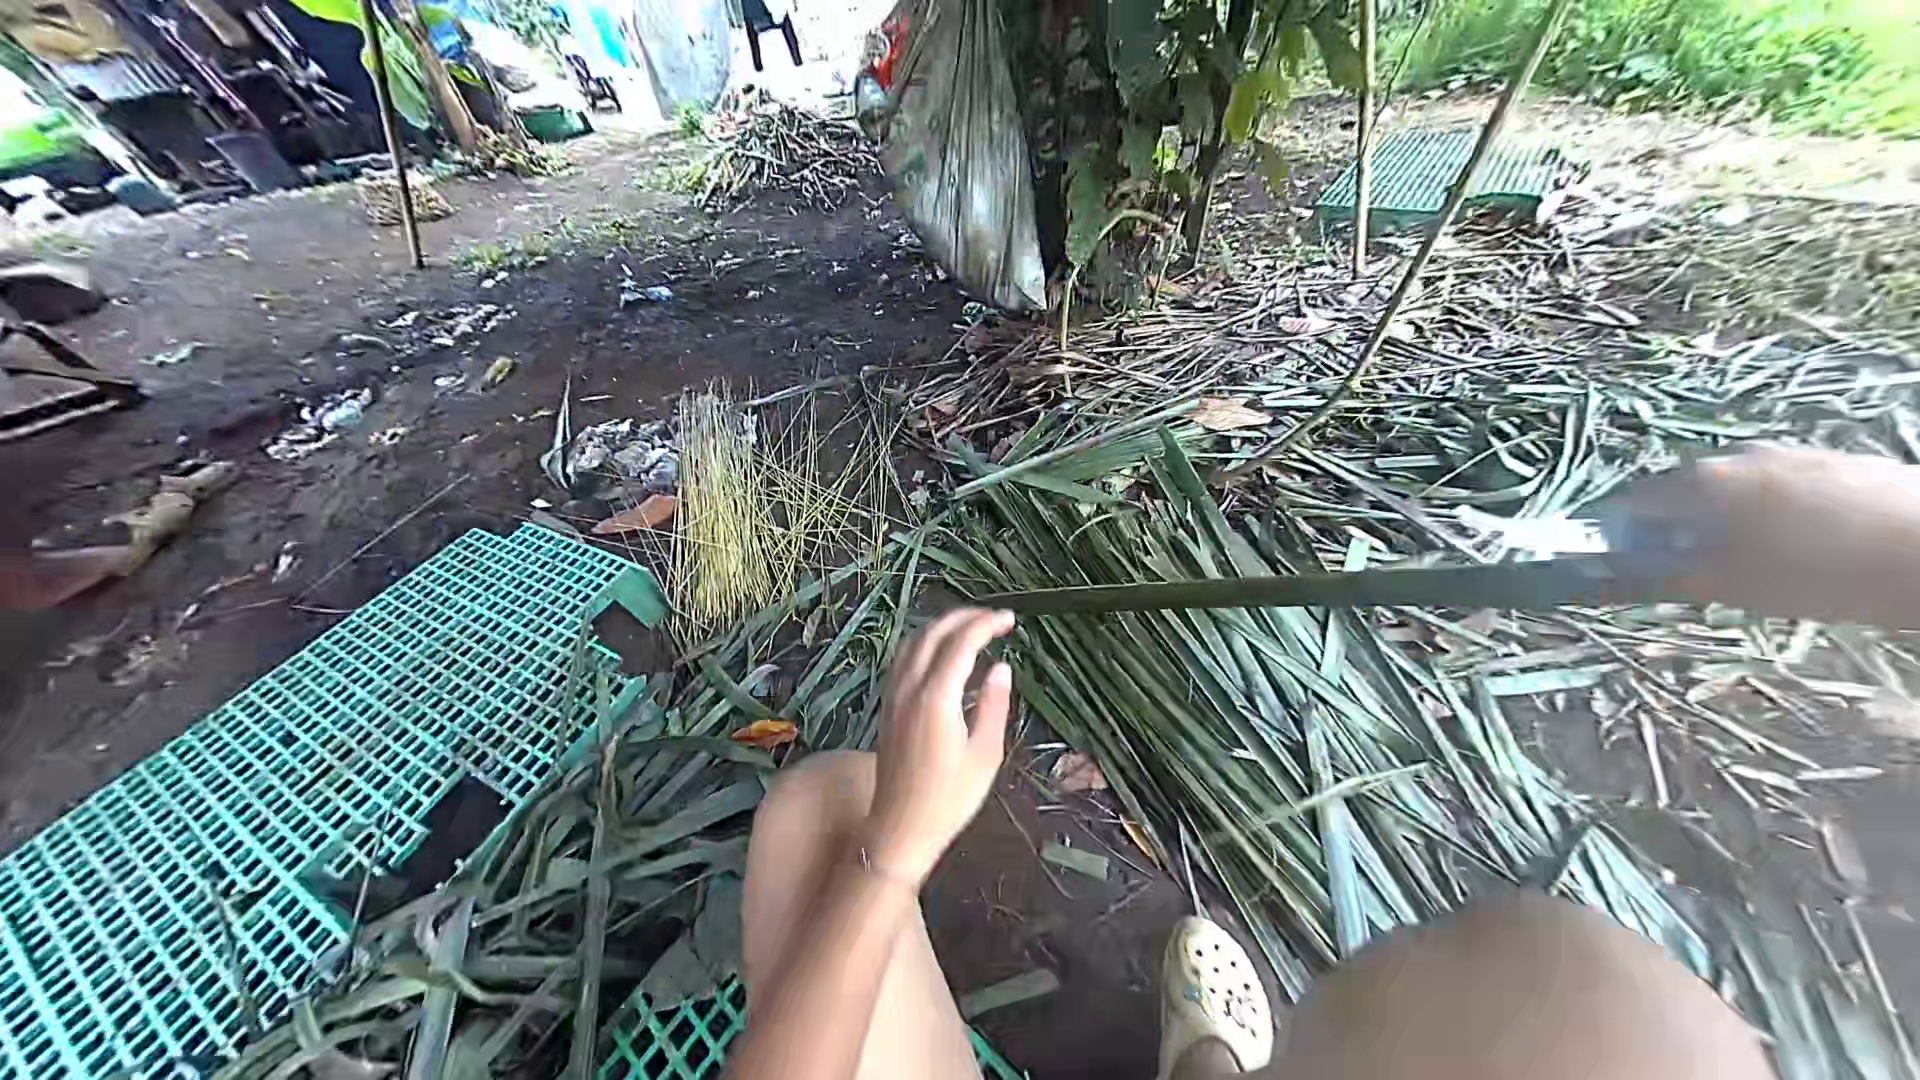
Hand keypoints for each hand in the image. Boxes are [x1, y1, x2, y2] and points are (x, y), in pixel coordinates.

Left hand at [865, 608, 1014, 885]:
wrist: (900, 828)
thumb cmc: (950, 798)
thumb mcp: (985, 754)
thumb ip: (994, 705)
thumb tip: (1002, 667)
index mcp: (937, 697)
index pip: (962, 642)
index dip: (986, 623)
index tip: (1010, 619)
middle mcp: (910, 686)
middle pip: (934, 632)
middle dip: (965, 616)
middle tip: (994, 617)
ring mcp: (894, 693)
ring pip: (913, 640)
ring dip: (942, 624)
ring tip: (971, 625)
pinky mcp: (887, 703)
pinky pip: (903, 656)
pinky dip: (924, 640)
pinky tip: (940, 648)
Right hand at [1623, 444, 1919, 626]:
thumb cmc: (1820, 573)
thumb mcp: (1723, 586)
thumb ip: (1653, 576)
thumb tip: (1604, 576)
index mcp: (1697, 482)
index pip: (1630, 502)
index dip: (1626, 533)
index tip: (1643, 561)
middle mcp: (1738, 457)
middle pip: (1683, 491)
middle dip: (1681, 523)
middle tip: (1704, 562)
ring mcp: (1796, 454)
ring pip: (1737, 487)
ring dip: (1731, 516)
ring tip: (1763, 554)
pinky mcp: (1846, 461)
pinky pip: (1786, 484)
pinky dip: (1780, 509)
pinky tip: (1813, 542)